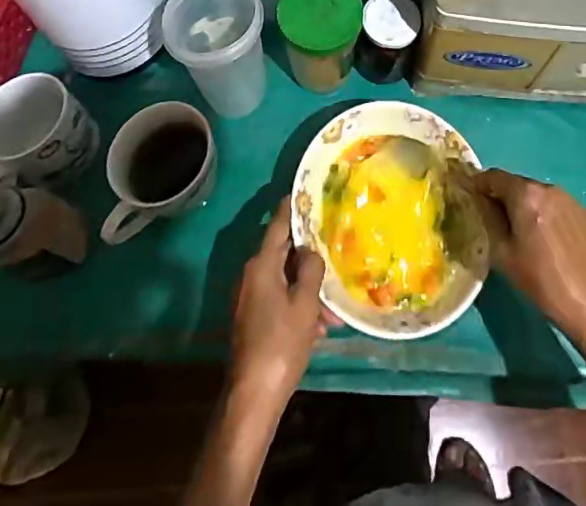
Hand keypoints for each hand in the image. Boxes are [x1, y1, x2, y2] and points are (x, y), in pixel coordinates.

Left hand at [229, 198, 326, 401]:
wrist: (254, 393)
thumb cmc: (281, 342)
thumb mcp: (305, 304)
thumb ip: (311, 271)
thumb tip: (311, 252)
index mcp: (261, 265)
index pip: (278, 225)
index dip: (291, 207)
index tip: (302, 192)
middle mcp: (251, 275)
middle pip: (284, 254)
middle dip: (310, 260)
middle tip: (335, 255)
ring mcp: (249, 297)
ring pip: (285, 281)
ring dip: (308, 291)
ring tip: (333, 313)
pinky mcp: (253, 318)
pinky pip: (279, 300)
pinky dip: (298, 307)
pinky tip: (319, 328)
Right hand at [475, 169, 585, 338]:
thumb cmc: (539, 278)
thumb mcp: (501, 251)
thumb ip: (487, 217)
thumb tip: (478, 199)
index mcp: (526, 194)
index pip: (493, 176)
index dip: (478, 184)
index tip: (469, 197)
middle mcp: (548, 188)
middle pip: (515, 183)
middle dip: (500, 196)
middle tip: (491, 219)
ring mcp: (568, 198)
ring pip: (534, 193)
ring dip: (521, 204)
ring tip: (517, 231)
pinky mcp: (581, 212)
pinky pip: (552, 204)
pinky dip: (540, 212)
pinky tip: (541, 237)